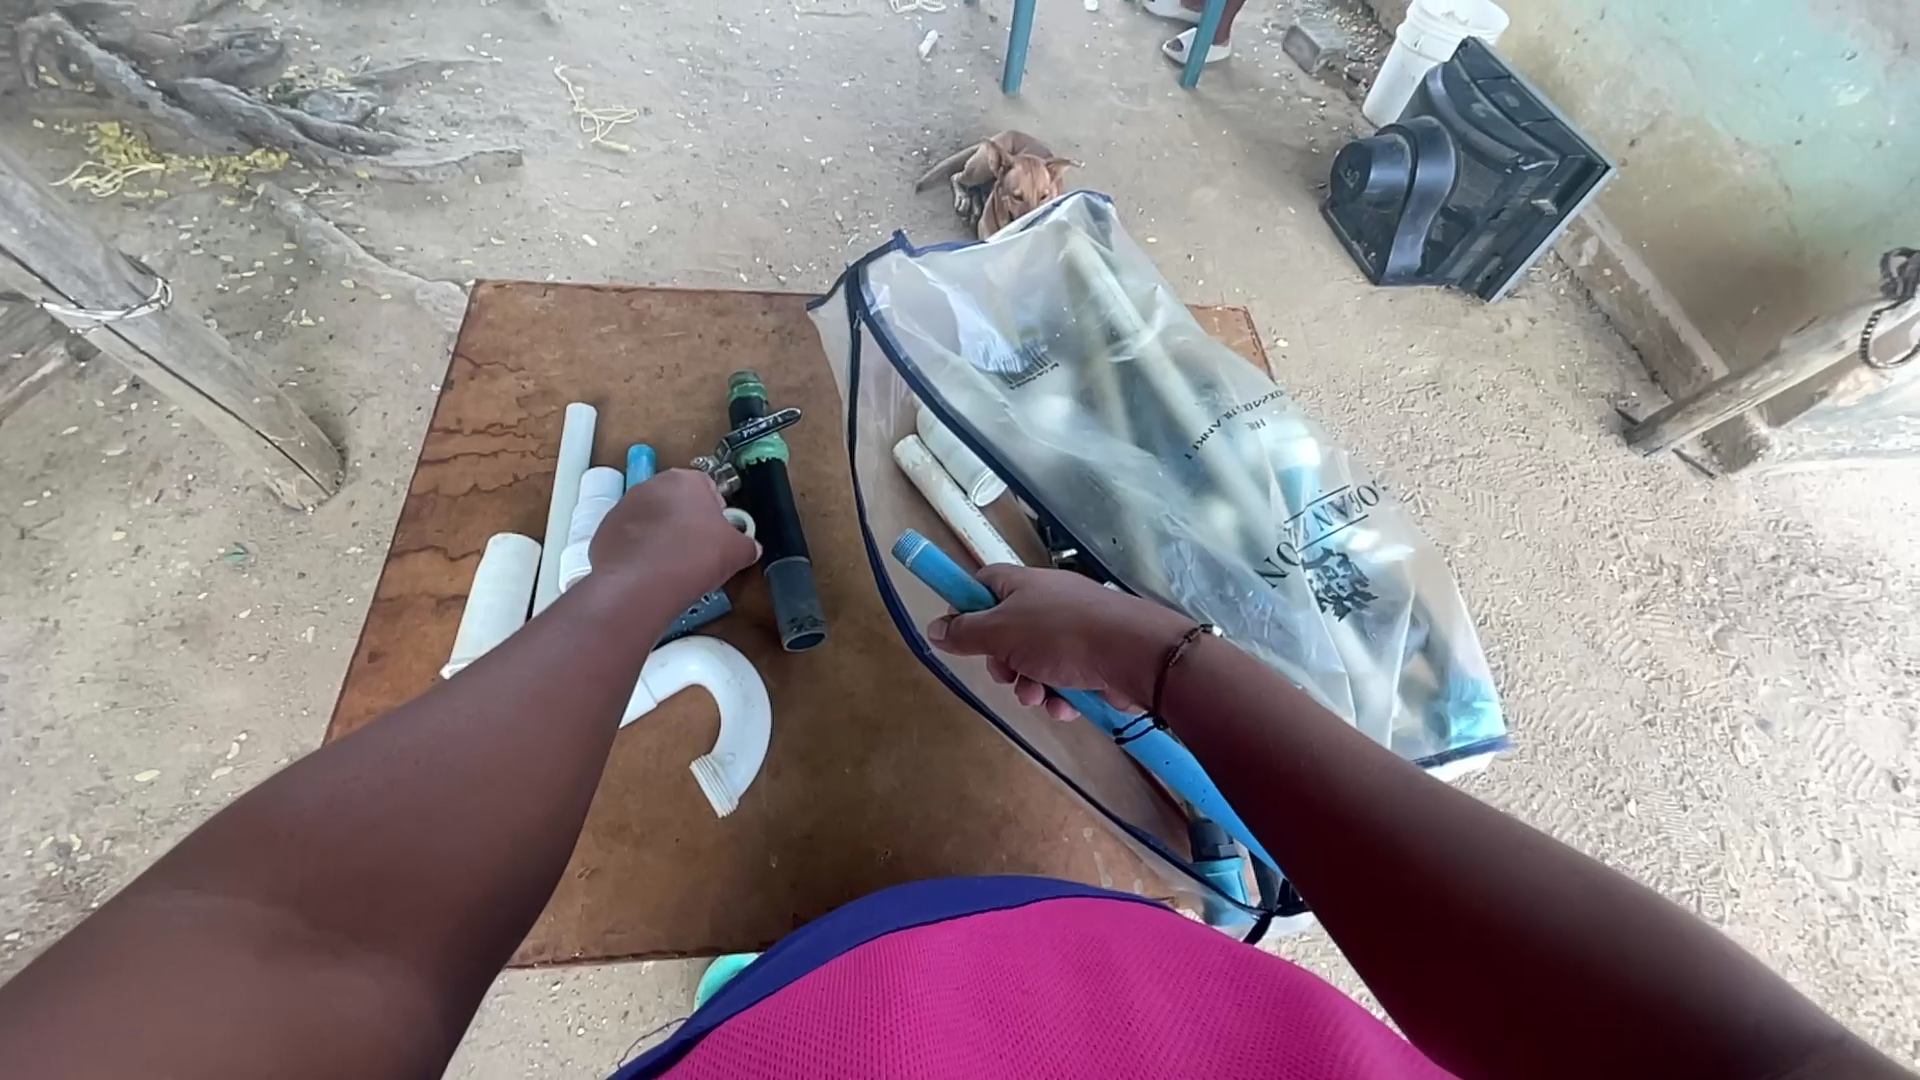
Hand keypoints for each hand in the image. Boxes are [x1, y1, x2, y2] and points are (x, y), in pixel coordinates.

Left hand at [587, 469, 757, 609]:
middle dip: (688, 522)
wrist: (641, 586)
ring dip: (663, 535)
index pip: (709, 488)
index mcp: (686, 480)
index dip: (718, 513)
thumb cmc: (696, 556)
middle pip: (678, 501)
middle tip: (700, 550)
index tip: (721, 536)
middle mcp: (651, 485)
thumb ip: (747, 543)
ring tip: (674, 565)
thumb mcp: (738, 551)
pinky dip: (641, 552)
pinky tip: (652, 573)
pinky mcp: (604, 532)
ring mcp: (623, 507)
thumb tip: (749, 548)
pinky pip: (631, 539)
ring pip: (652, 519)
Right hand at [926, 565, 1193, 719]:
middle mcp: (1047, 601)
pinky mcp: (1094, 657)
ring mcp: (1073, 629)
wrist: (1133, 653)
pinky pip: (1062, 677)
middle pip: (1005, 630)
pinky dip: (1059, 694)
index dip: (965, 606)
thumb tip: (934, 627)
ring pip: (1033, 661)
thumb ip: (965, 632)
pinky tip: (1064, 705)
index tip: (957, 634)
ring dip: (1029, 684)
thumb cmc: (1060, 635)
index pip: (982, 583)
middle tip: (1005, 674)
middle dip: (1001, 661)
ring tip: (1039, 695)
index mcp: (1022, 584)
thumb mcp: (1001, 632)